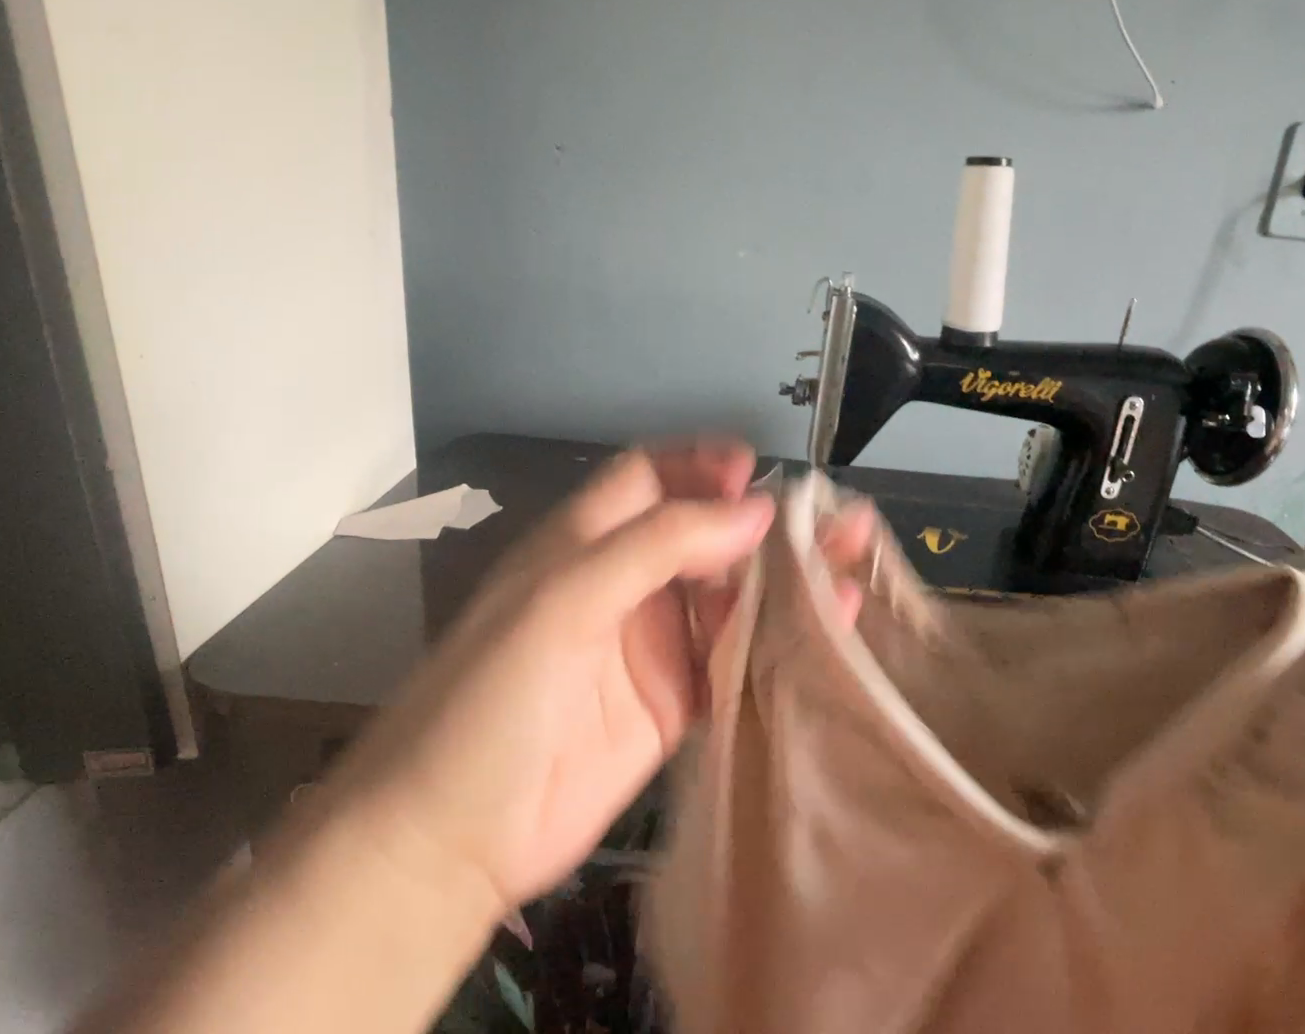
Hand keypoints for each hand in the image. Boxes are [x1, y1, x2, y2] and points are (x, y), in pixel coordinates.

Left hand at [324, 441, 875, 911]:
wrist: (453, 836)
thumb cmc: (492, 699)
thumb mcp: (563, 601)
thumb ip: (658, 546)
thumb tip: (757, 510)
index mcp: (584, 544)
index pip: (649, 480)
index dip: (701, 468)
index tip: (758, 473)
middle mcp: (626, 585)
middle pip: (705, 535)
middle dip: (767, 521)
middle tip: (832, 518)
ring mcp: (654, 647)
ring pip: (732, 595)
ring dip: (788, 578)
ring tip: (850, 561)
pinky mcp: (677, 704)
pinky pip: (739, 659)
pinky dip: (784, 639)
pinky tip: (831, 626)